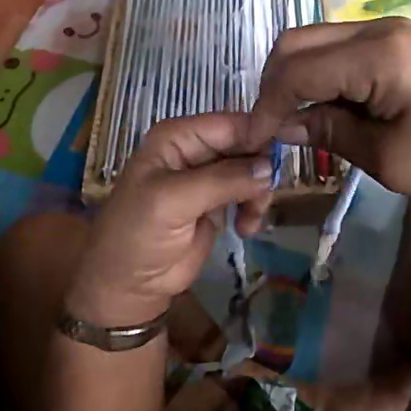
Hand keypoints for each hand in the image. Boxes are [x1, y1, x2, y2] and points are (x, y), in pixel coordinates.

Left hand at [66, 113, 273, 327]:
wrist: (127, 286)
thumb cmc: (138, 234)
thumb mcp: (174, 201)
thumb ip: (222, 180)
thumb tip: (269, 168)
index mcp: (178, 136)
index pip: (230, 124)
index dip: (259, 136)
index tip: (282, 158)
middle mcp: (195, 150)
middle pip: (246, 145)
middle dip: (261, 169)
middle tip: (264, 197)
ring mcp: (208, 177)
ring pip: (252, 171)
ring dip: (259, 194)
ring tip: (251, 219)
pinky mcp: (218, 203)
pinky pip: (250, 194)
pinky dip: (254, 209)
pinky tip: (247, 229)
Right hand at [245, 18, 410, 212]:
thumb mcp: (383, 157)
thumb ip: (327, 131)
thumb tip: (282, 124)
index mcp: (378, 53)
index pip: (298, 69)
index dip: (268, 104)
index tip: (254, 139)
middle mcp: (380, 28)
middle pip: (300, 43)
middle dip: (276, 84)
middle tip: (271, 130)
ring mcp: (392, 32)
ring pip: (318, 43)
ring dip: (298, 79)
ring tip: (296, 124)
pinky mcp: (400, 44)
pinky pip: (342, 50)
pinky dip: (323, 76)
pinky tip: (326, 109)